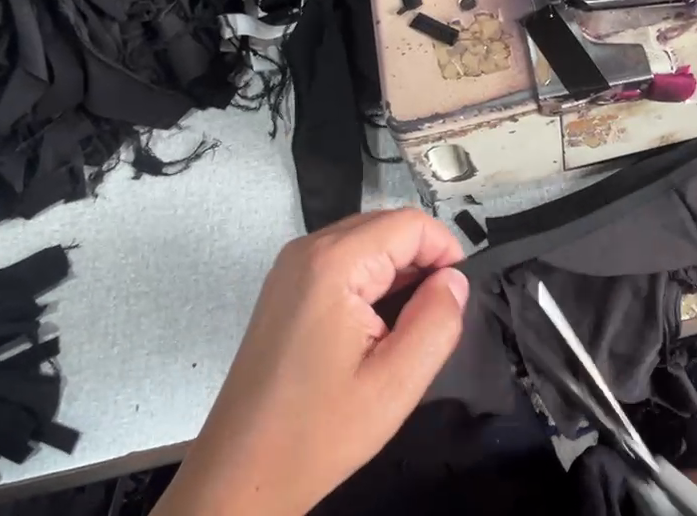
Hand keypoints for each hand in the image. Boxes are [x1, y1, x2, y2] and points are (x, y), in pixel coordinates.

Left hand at [153, 209, 468, 515]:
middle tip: (432, 317)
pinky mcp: (286, 285)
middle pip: (388, 224)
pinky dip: (371, 279)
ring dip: (398, 270)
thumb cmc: (316, 432)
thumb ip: (438, 321)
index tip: (455, 298)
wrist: (241, 472)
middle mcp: (308, 250)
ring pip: (368, 240)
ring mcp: (291, 266)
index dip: (445, 252)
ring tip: (405, 326)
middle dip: (422, 260)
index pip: (411, 224)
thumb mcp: (396, 383)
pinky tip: (374, 326)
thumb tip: (454, 280)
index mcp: (334, 264)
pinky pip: (344, 259)